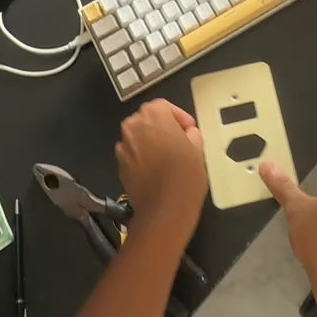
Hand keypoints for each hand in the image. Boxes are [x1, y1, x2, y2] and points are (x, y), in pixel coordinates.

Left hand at [115, 100, 207, 242]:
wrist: (164, 210)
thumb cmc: (185, 174)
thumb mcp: (197, 148)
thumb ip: (191, 133)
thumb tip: (186, 133)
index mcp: (153, 114)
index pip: (165, 107)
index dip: (179, 118)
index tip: (190, 131)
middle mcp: (134, 124)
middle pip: (149, 119)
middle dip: (163, 127)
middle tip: (179, 142)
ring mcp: (123, 145)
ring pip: (139, 136)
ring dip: (150, 141)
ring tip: (166, 157)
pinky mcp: (119, 164)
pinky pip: (132, 153)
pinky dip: (142, 157)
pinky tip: (154, 170)